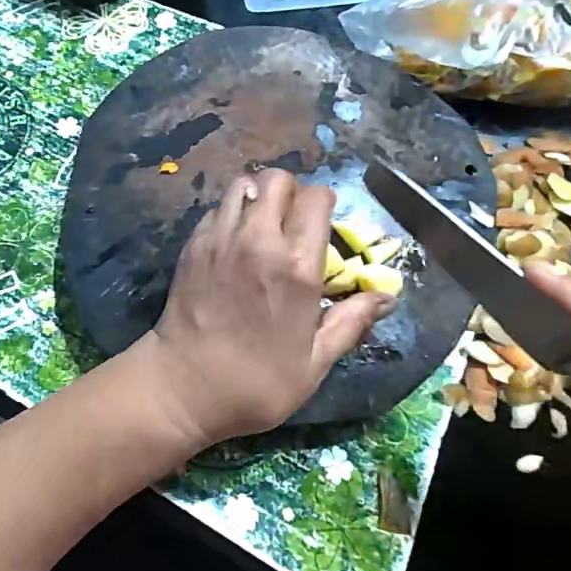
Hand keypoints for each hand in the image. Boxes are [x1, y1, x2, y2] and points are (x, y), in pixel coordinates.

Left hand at [138, 170, 394, 447]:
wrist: (182, 390)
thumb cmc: (257, 382)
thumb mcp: (316, 361)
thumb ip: (352, 321)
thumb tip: (388, 299)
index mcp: (296, 265)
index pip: (317, 198)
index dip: (325, 205)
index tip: (324, 226)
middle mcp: (259, 239)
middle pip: (279, 179)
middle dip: (292, 193)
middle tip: (293, 224)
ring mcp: (222, 238)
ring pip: (244, 184)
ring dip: (259, 198)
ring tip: (263, 228)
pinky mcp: (194, 244)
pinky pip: (219, 209)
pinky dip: (232, 216)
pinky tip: (235, 245)